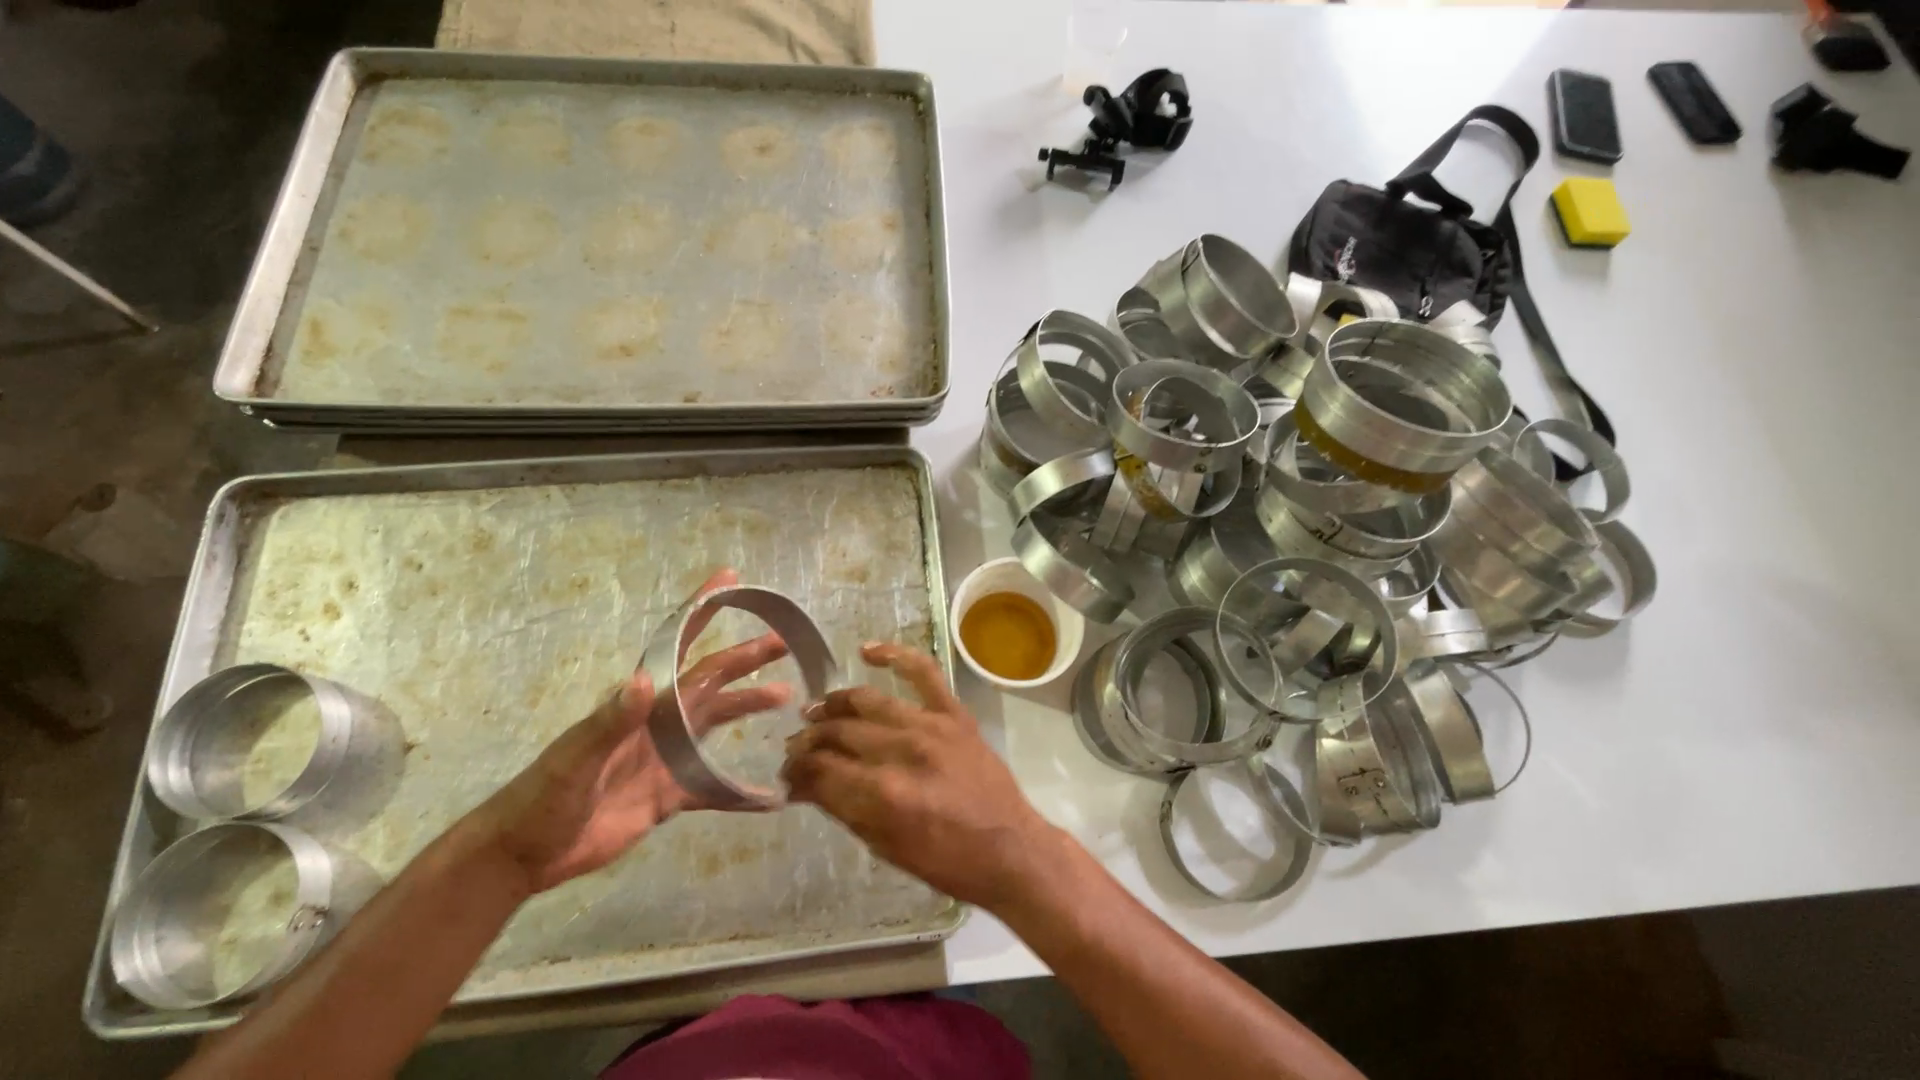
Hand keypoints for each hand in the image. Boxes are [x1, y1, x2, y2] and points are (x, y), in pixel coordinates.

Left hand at [470, 569, 791, 893]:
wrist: (524, 853)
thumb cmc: (544, 798)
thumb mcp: (575, 757)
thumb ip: (610, 721)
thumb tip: (644, 678)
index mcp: (639, 704)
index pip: (677, 646)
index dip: (702, 610)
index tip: (731, 578)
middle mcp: (658, 722)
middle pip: (711, 680)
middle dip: (746, 657)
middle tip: (785, 641)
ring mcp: (665, 758)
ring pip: (717, 723)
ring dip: (749, 707)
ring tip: (788, 696)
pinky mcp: (668, 796)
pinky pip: (712, 789)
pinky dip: (740, 792)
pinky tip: (769, 796)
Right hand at [780, 642, 1068, 910]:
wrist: (1010, 850)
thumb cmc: (946, 861)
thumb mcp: (886, 847)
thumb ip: (842, 808)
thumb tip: (803, 784)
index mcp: (884, 794)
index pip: (821, 769)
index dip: (796, 770)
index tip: (786, 773)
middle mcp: (903, 752)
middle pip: (839, 734)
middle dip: (808, 741)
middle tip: (795, 747)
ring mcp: (931, 727)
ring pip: (868, 702)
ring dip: (835, 705)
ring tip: (816, 711)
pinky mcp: (955, 715)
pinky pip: (923, 672)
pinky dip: (895, 656)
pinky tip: (867, 652)